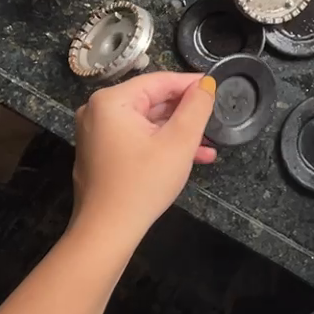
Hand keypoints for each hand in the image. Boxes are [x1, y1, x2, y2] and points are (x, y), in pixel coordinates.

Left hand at [71, 72, 215, 245]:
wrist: (107, 232)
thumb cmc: (143, 183)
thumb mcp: (180, 141)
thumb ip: (197, 106)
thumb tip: (206, 83)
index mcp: (112, 101)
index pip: (160, 81)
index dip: (191, 84)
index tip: (217, 89)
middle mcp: (98, 111)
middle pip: (152, 101)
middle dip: (185, 113)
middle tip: (213, 121)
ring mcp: (96, 134)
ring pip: (147, 122)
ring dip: (177, 132)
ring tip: (207, 146)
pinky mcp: (101, 153)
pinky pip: (136, 138)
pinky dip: (161, 144)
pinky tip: (188, 158)